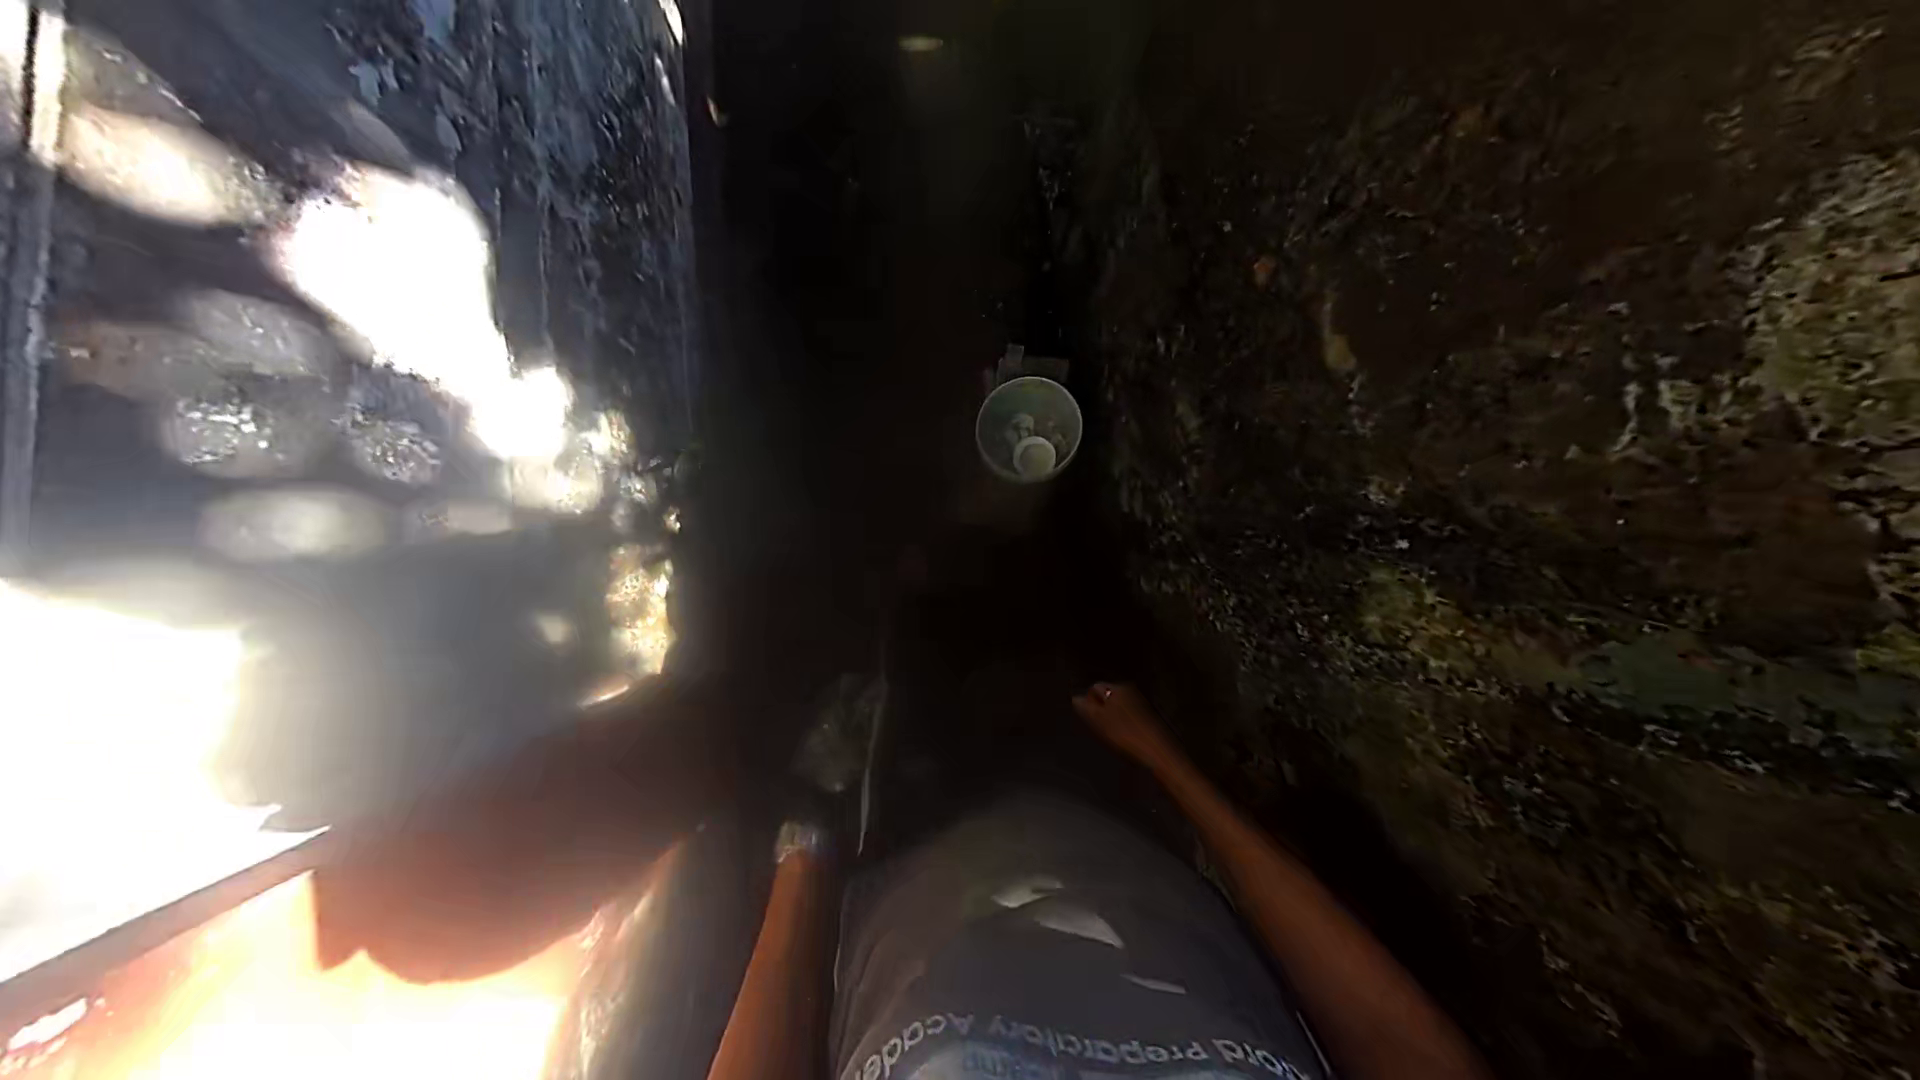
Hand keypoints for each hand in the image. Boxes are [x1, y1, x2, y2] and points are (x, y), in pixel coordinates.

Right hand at [1072, 683, 1184, 772]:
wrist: (1159, 754)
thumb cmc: (1128, 736)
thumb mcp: (1100, 722)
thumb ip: (1085, 708)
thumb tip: (1075, 698)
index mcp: (1118, 688)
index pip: (1094, 688)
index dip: (1087, 701)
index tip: (1085, 717)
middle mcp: (1130, 691)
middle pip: (1107, 696)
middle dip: (1099, 708)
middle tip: (1096, 727)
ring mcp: (1140, 704)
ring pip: (1117, 706)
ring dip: (1110, 717)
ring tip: (1110, 734)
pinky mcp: (1147, 717)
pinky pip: (1127, 715)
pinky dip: (1122, 724)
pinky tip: (1123, 737)